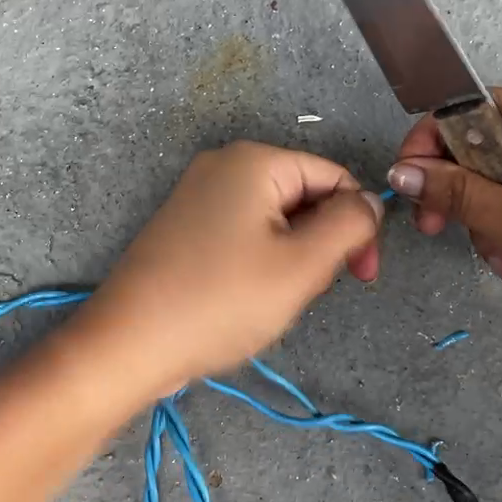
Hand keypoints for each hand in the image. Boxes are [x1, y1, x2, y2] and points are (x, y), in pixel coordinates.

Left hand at [70, 141, 383, 397]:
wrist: (130, 341)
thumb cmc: (221, 300)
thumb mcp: (302, 265)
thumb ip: (348, 225)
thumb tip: (370, 201)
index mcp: (254, 160)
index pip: (334, 176)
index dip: (358, 222)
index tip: (362, 275)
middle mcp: (224, 165)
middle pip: (303, 194)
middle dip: (320, 242)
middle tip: (306, 290)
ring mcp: (198, 194)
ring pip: (275, 218)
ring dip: (291, 256)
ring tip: (272, 298)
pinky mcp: (184, 224)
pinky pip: (243, 231)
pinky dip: (259, 261)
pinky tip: (246, 296)